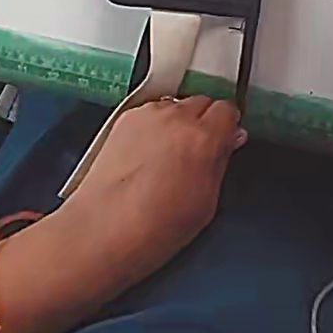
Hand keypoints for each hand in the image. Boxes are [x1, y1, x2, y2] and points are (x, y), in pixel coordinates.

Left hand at [0, 95, 242, 328]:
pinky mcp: (125, 118)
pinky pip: (152, 111)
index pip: (227, 109)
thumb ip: (221, 162)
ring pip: (176, 104)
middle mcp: (176, 117)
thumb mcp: (206, 204)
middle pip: (202, 102)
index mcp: (202, 137)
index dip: (227, 126)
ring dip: (179, 121)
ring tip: (169, 154)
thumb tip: (230, 139)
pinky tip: (147, 153)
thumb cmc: (155, 228)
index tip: (225, 139)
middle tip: (199, 150)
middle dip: (205, 121)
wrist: (102, 230)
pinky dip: (155, 124)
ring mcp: (148, 114)